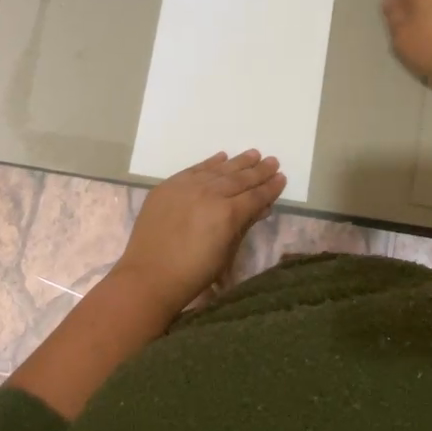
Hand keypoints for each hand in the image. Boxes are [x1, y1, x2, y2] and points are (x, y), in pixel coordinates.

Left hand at [113, 151, 285, 309]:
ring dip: (238, 162)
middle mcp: (209, 193)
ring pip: (218, 170)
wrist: (149, 276)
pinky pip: (194, 169)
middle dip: (258, 171)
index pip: (255, 196)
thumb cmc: (193, 274)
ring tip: (253, 154)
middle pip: (239, 179)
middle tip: (273, 161)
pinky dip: (210, 163)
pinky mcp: (169, 186)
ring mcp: (187, 187)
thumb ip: (243, 226)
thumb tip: (261, 208)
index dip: (270, 188)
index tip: (282, 177)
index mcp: (227, 213)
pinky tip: (222, 157)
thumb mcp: (226, 253)